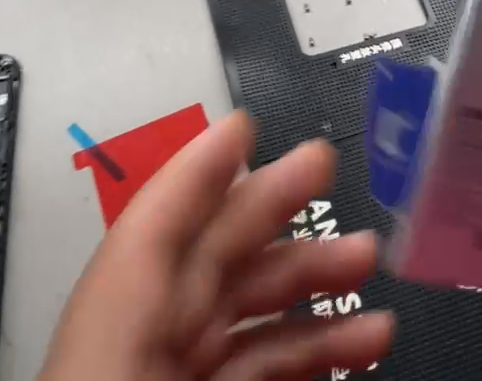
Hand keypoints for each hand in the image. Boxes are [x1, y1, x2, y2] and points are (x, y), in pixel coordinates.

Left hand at [38, 112, 394, 380]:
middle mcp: (138, 337)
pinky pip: (252, 361)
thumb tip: (302, 255)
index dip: (197, 169)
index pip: (151, 231)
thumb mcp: (142, 368)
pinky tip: (359, 339)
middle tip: (325, 164)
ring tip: (367, 256)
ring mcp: (166, 366)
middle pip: (210, 253)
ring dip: (308, 278)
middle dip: (274, 202)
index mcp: (114, 332)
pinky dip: (304, 346)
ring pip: (243, 308)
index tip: (243, 124)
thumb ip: (246, 353)